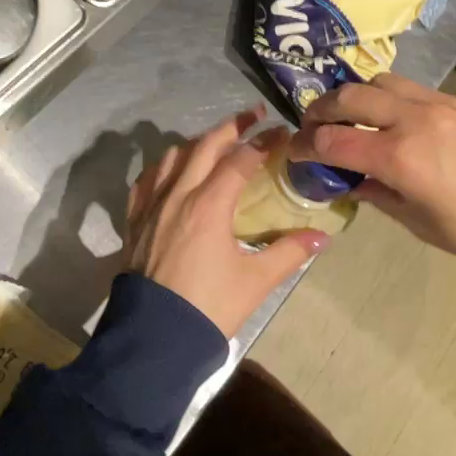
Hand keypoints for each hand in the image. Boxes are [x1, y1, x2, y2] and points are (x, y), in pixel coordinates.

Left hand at [125, 110, 328, 335]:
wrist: (154, 340)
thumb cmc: (209, 308)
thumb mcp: (255, 282)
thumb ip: (288, 253)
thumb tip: (321, 236)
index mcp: (209, 204)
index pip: (241, 159)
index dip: (264, 142)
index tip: (282, 132)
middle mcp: (178, 194)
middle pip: (205, 145)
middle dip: (231, 127)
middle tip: (253, 116)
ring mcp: (152, 205)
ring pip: (173, 156)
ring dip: (197, 143)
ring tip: (215, 142)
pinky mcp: (134, 221)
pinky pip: (146, 180)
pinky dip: (164, 166)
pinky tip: (172, 171)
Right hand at [293, 74, 455, 274]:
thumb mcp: (424, 226)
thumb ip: (380, 195)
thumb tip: (351, 180)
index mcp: (402, 158)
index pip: (334, 141)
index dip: (305, 146)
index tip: (292, 151)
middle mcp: (415, 119)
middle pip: (350, 97)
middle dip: (321, 109)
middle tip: (311, 126)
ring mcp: (441, 103)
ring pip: (382, 81)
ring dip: (356, 95)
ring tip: (350, 115)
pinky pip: (414, 88)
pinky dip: (391, 97)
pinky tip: (396, 120)